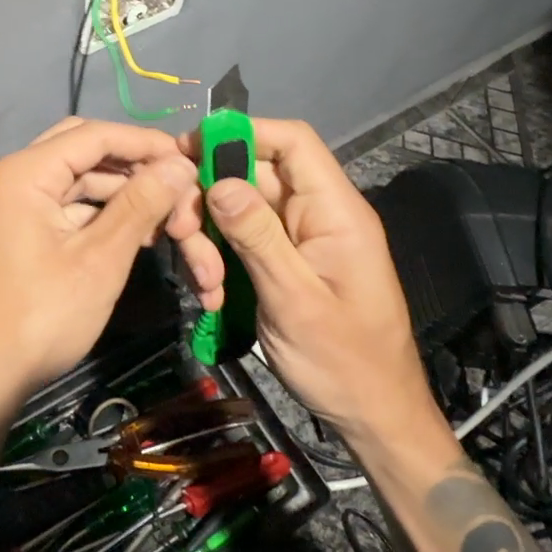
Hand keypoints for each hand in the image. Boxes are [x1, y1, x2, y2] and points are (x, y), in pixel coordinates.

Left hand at [0, 118, 203, 413]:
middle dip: (133, 165)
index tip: (190, 157)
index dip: (146, 143)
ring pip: (77, 180)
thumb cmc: (41, 317)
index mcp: (24, 173)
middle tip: (177, 185)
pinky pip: (66, 206)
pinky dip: (100, 214)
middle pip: (84, 150)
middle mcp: (13, 177)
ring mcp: (13, 204)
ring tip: (167, 217)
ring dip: (120, 193)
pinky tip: (136, 234)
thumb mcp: (100, 259)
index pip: (94, 135)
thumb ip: (140, 204)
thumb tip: (179, 164)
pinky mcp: (18, 230)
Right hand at [175, 119, 438, 441]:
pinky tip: (212, 295)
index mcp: (334, 211)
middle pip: (252, 175)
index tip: (189, 150)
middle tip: (178, 232)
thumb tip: (218, 180)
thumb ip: (257, 237)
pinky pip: (240, 242)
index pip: (293, 143)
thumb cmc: (344, 362)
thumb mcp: (295, 300)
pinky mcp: (282, 263)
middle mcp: (316, 215)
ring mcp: (298, 239)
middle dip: (209, 199)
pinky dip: (218, 262)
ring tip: (204, 282)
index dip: (241, 133)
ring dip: (209, 239)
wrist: (372, 418)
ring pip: (237, 210)